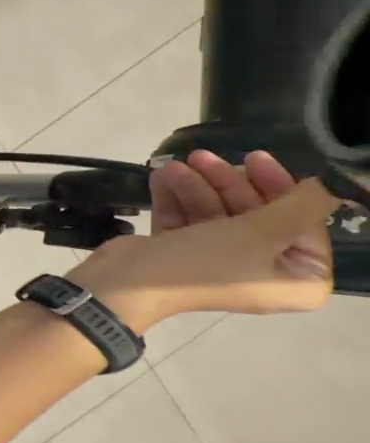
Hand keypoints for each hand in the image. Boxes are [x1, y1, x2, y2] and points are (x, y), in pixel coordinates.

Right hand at [68, 150, 341, 331]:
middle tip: (202, 157)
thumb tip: (322, 187)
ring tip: (173, 166)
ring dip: (195, 187)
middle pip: (257, 216)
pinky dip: (176, 199)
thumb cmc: (199, 264)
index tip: (256, 159)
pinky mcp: (182, 253)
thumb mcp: (258, 233)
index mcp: (297, 279)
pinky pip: (189, 222)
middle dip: (227, 184)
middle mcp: (263, 271)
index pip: (303, 225)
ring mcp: (219, 262)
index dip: (281, 189)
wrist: (121, 285)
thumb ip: (300, 207)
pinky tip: (160, 178)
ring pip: (217, 215)